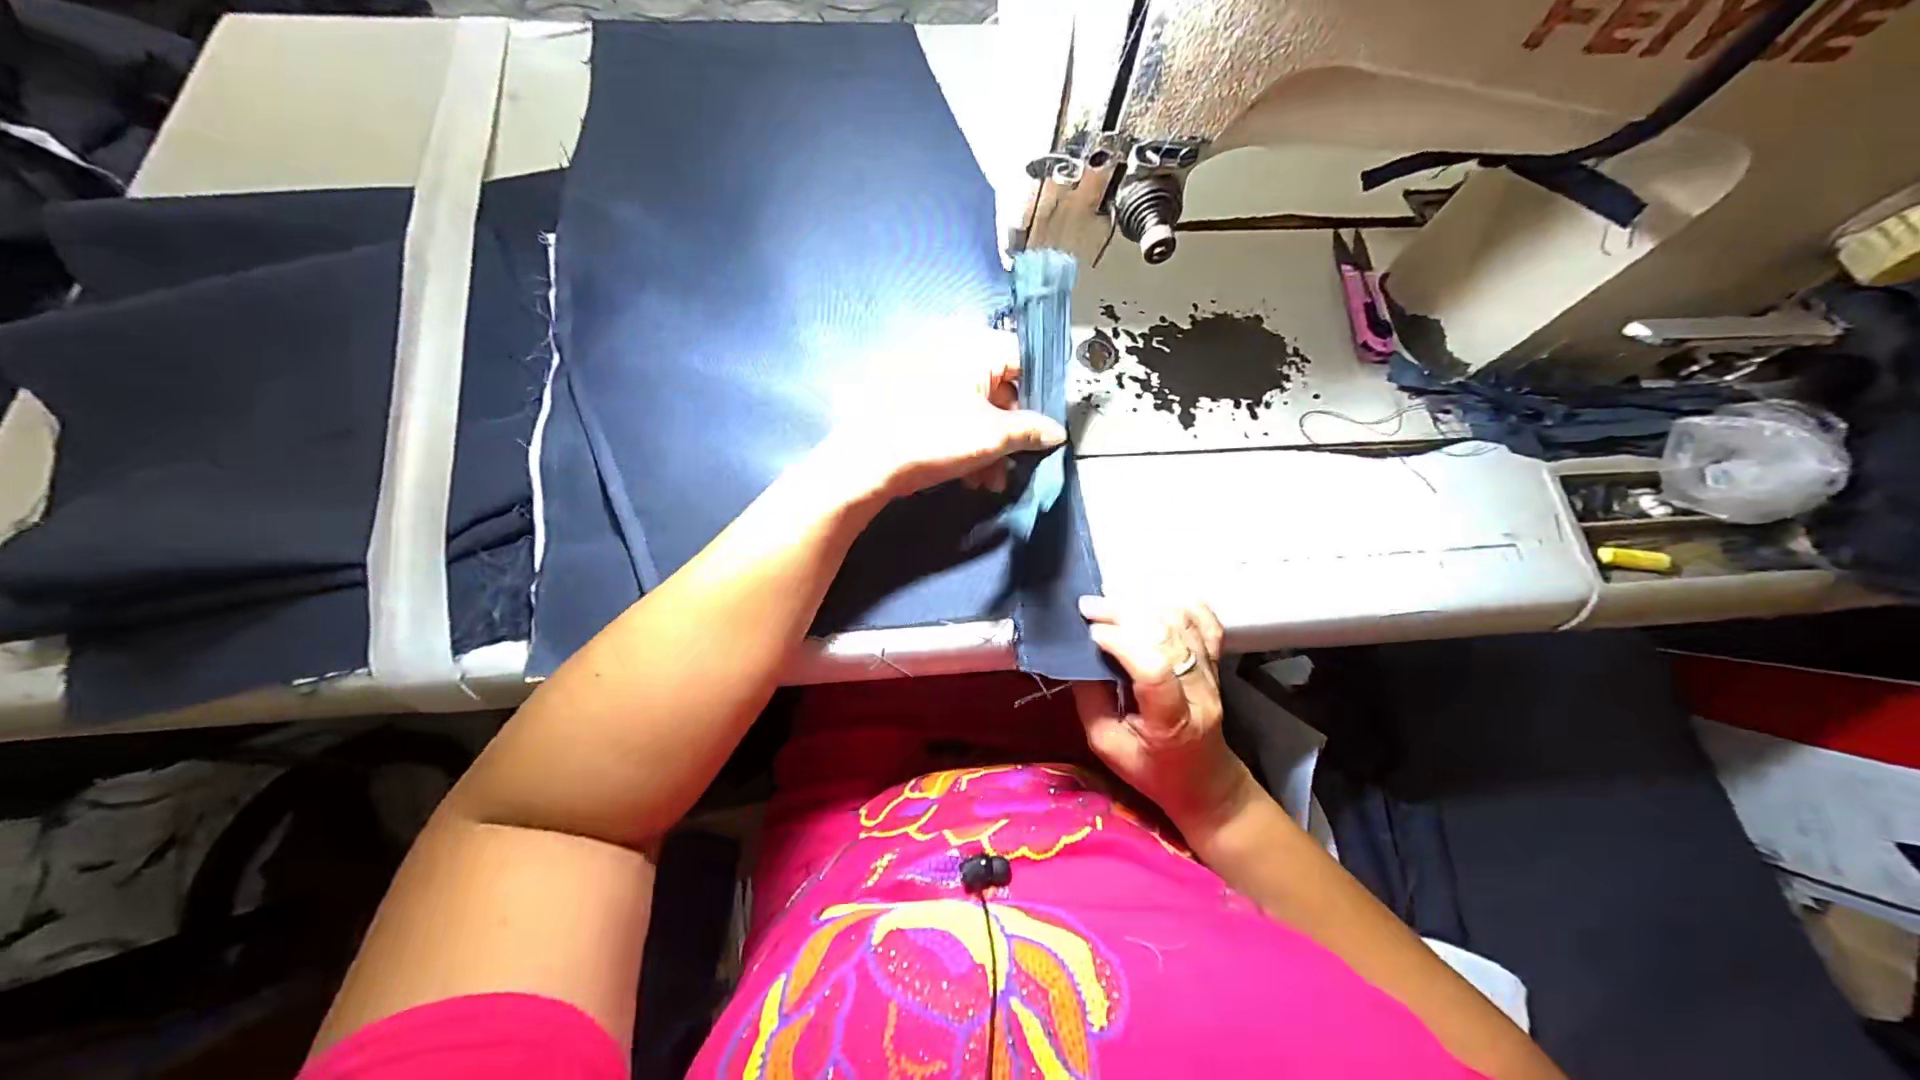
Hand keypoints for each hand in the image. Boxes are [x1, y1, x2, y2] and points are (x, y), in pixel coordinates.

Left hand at [808, 327, 1065, 502]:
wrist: (868, 463)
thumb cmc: (934, 439)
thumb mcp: (994, 437)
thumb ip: (1032, 431)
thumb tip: (1056, 431)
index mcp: (975, 349)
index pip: (1023, 361)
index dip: (1038, 395)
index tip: (1042, 428)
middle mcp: (952, 355)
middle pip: (1000, 390)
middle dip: (1010, 433)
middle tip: (1014, 464)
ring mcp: (930, 379)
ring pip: (976, 409)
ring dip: (989, 447)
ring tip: (988, 480)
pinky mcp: (913, 403)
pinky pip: (952, 417)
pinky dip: (964, 444)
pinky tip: (967, 476)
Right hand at [1071, 597, 1255, 838]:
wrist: (1205, 782)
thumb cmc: (1152, 770)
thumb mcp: (1106, 746)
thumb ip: (1091, 699)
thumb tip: (1078, 654)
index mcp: (1172, 722)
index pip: (1155, 670)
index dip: (1123, 642)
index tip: (1091, 631)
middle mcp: (1199, 693)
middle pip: (1169, 638)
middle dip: (1125, 614)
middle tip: (1090, 606)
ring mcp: (1212, 676)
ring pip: (1184, 625)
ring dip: (1145, 605)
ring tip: (1112, 600)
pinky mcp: (1216, 664)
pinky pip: (1206, 623)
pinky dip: (1179, 605)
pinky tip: (1153, 599)